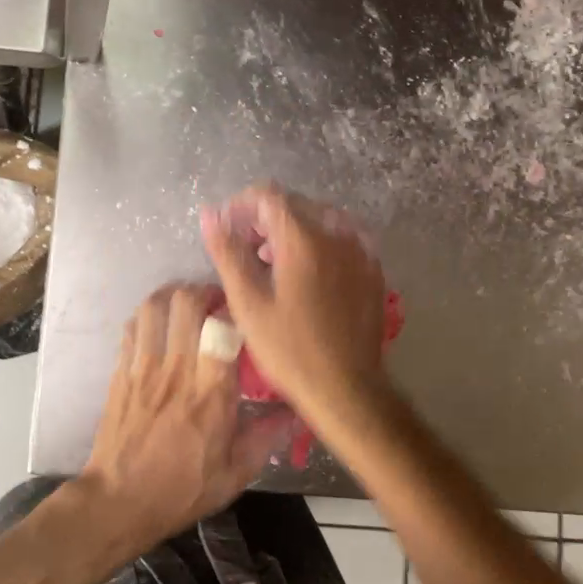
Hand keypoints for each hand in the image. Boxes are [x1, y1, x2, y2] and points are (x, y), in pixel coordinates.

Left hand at [80, 283, 283, 547]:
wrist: (118, 502)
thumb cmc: (181, 490)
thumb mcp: (236, 473)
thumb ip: (267, 436)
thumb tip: (296, 411)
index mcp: (210, 394)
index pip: (223, 328)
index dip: (235, 309)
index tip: (245, 315)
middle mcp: (176, 370)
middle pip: (185, 303)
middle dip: (203, 293)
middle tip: (216, 305)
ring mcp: (143, 367)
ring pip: (154, 306)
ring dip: (173, 297)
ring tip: (187, 308)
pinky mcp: (121, 372)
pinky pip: (133, 326)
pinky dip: (149, 316)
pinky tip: (160, 328)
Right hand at [200, 184, 394, 418]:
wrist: (347, 388)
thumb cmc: (289, 349)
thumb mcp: (247, 302)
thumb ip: (227, 252)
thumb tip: (209, 213)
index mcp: (303, 239)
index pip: (268, 195)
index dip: (240, 206)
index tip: (226, 230)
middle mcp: (336, 234)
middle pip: (295, 204)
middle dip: (264, 217)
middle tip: (243, 249)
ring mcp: (360, 250)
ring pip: (319, 219)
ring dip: (290, 229)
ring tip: (270, 262)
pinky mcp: (373, 269)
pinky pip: (342, 238)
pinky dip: (318, 243)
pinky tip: (305, 273)